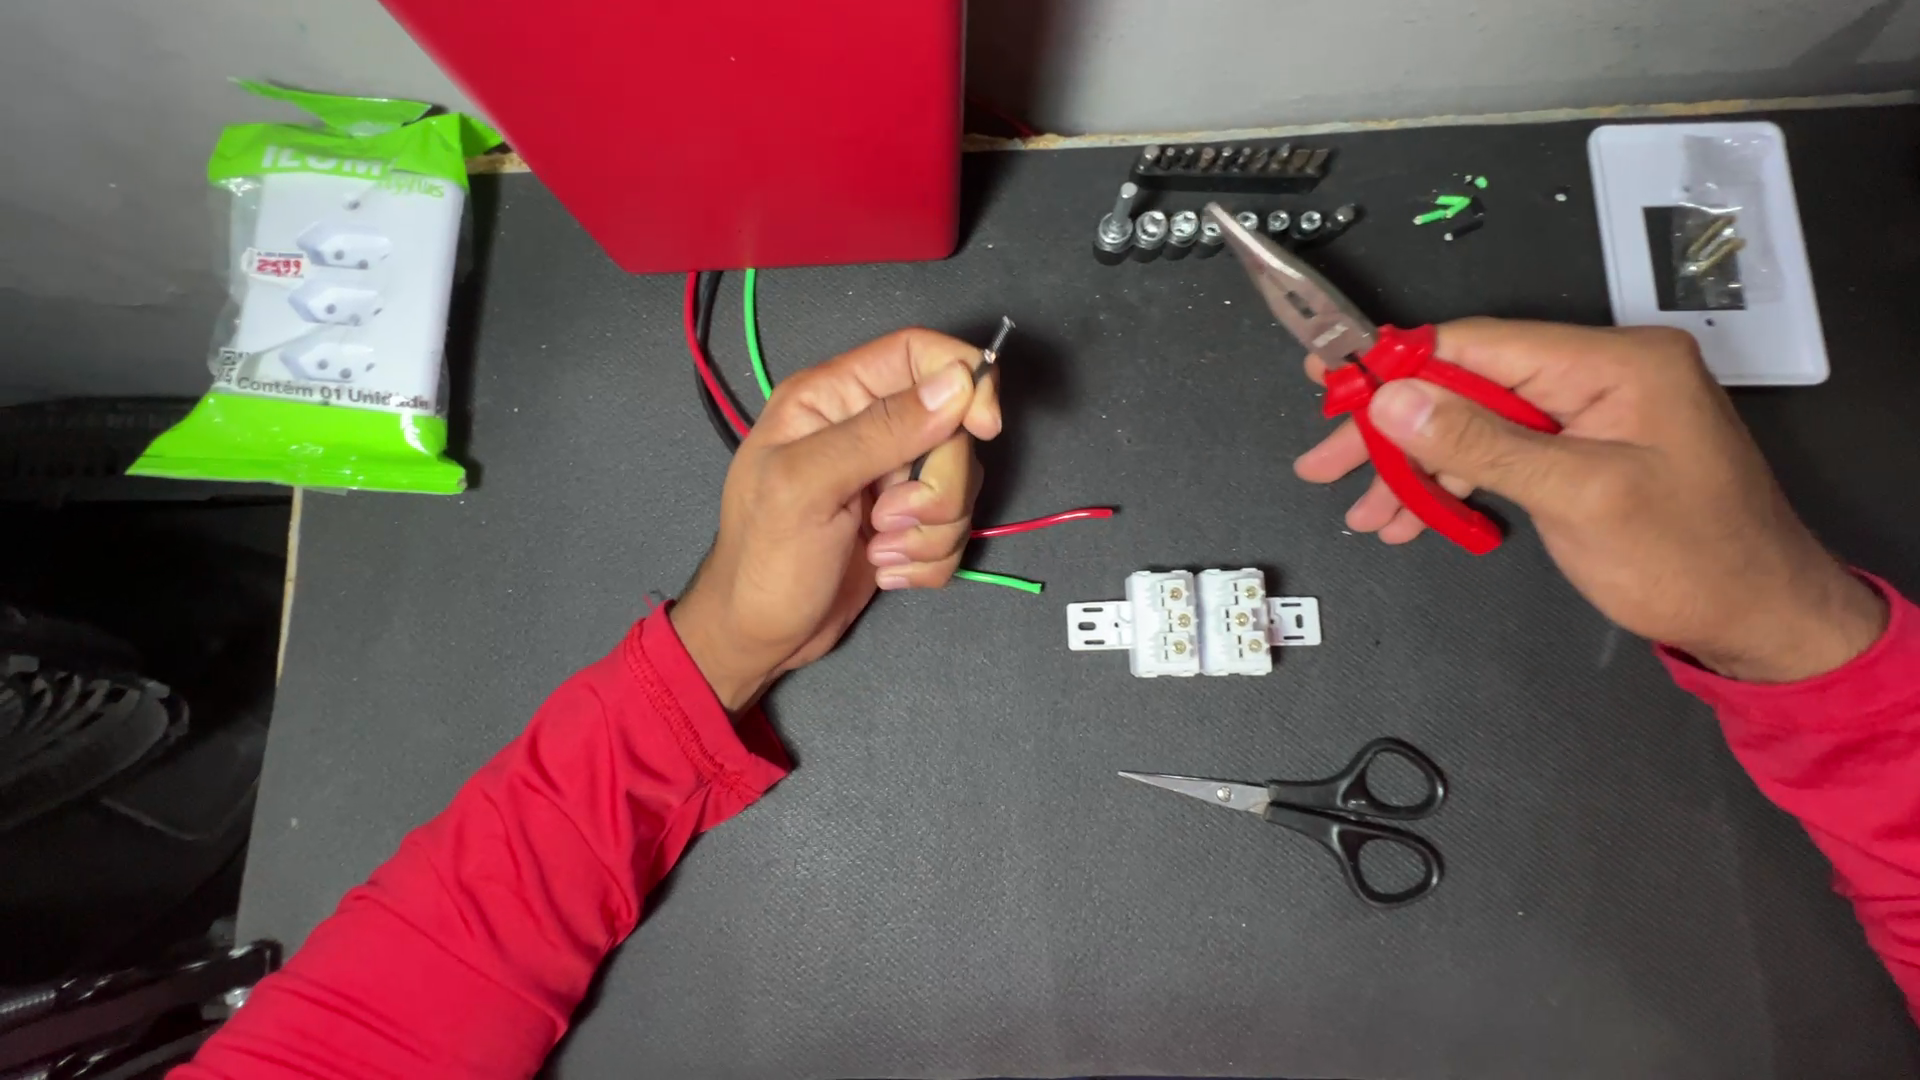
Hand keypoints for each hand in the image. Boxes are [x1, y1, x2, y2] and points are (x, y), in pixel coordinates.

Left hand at [672, 328, 1000, 710]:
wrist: (759, 638)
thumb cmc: (766, 559)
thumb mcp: (810, 486)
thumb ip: (881, 431)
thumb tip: (959, 382)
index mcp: (834, 398)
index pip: (918, 352)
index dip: (965, 379)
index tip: (984, 428)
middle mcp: (868, 430)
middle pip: (953, 430)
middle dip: (937, 488)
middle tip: (887, 521)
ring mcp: (891, 480)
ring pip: (960, 487)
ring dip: (929, 533)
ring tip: (877, 553)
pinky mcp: (908, 526)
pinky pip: (953, 530)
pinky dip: (929, 560)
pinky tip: (884, 572)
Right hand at [1294, 318, 1884, 681]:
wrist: (1755, 620)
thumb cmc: (1687, 556)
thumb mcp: (1575, 494)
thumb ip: (1478, 443)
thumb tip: (1390, 400)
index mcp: (1609, 364)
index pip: (1475, 346)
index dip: (1393, 365)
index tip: (1328, 382)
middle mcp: (1588, 377)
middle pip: (1457, 389)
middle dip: (1387, 432)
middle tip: (1323, 464)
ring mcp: (1574, 416)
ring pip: (1460, 428)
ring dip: (1407, 472)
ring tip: (1362, 512)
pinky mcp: (1564, 452)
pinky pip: (1483, 458)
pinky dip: (1439, 490)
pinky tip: (1403, 519)